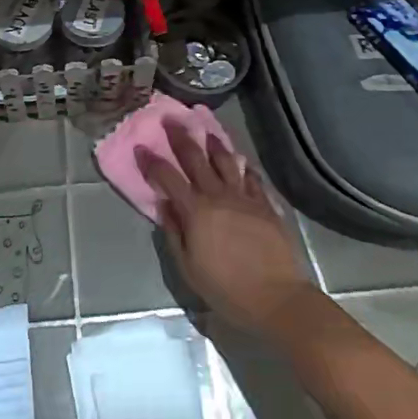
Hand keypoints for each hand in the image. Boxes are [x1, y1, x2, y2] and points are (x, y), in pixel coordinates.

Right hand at [138, 124, 315, 332]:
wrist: (277, 299)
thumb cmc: (227, 289)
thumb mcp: (189, 267)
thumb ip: (174, 232)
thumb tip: (164, 205)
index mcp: (196, 210)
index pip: (167, 178)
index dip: (152, 161)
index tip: (140, 147)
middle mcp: (218, 195)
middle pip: (196, 158)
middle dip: (180, 137)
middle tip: (170, 119)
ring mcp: (245, 197)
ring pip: (227, 160)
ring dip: (214, 143)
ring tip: (206, 130)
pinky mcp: (266, 205)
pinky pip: (252, 178)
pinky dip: (243, 166)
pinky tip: (241, 161)